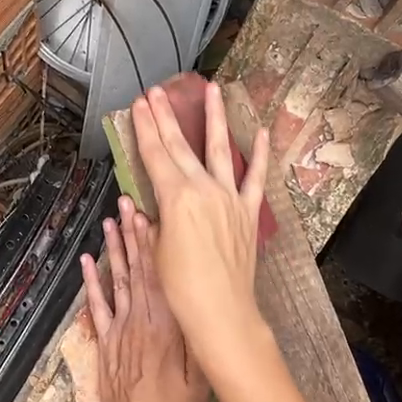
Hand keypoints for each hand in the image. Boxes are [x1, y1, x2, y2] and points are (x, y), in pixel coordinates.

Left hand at [82, 197, 209, 401]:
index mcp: (167, 325)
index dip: (154, 242)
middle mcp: (141, 319)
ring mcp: (120, 329)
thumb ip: (199, 336)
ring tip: (111, 220)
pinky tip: (89, 259)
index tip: (150, 214)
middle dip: (133, 234)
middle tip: (127, 203)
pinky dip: (92, 281)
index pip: (160, 274)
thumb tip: (200, 296)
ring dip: (115, 248)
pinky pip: (97, 305)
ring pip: (118, 280)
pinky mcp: (106, 342)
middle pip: (137, 269)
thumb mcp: (202, 377)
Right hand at [130, 80, 270, 374]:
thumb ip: (154, 217)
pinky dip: (259, 156)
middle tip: (157, 92)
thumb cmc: (180, 287)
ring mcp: (229, 198)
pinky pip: (255, 179)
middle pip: (179, 145)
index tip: (139, 104)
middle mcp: (203, 189)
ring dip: (215, 118)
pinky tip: (262, 133)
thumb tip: (148, 203)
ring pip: (219, 149)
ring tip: (212, 89)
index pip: (154, 154)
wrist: (221, 312)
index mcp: (175, 197)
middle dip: (166, 117)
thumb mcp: (156, 248)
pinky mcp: (248, 212)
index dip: (144, 128)